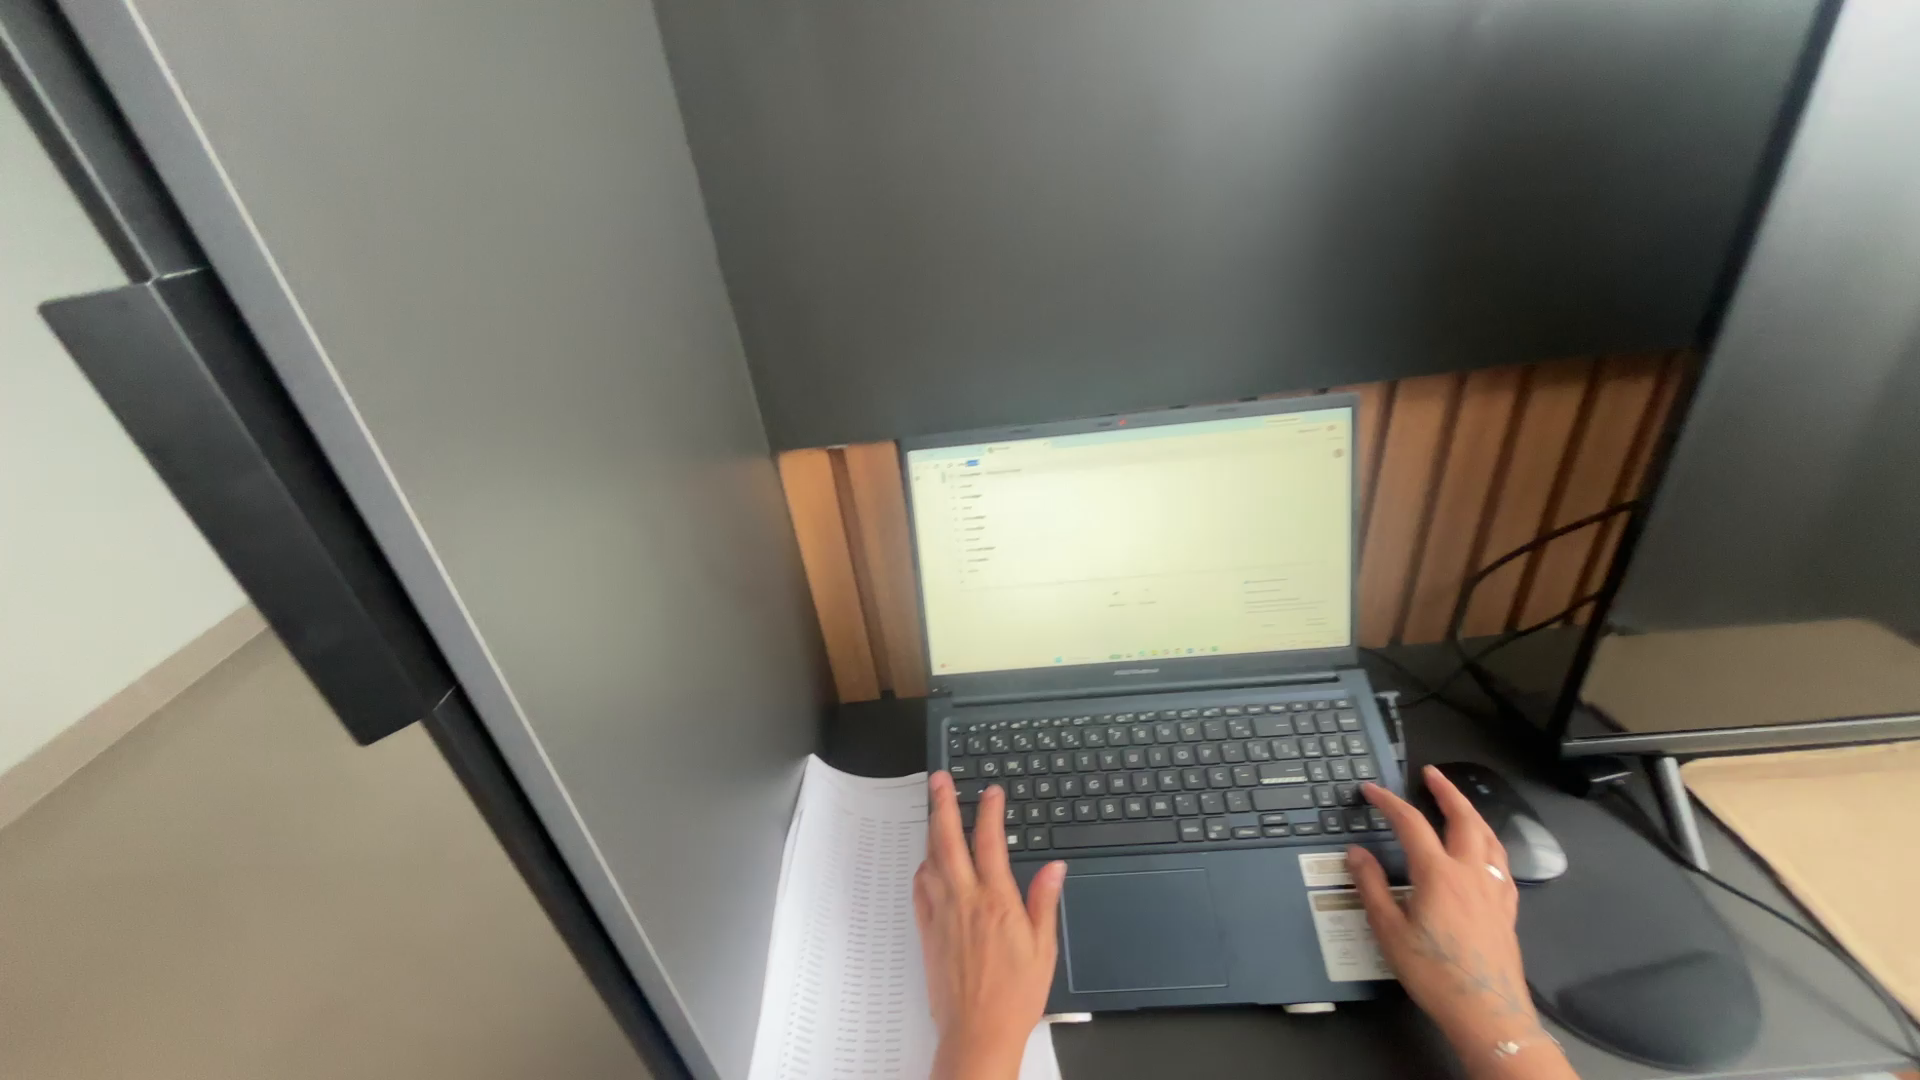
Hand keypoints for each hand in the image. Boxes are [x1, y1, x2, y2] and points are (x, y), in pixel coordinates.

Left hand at [914, 773, 1066, 1079]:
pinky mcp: (927, 930)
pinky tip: (928, 859)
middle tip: (940, 779)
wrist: (978, 1034)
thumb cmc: (1014, 995)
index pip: (991, 842)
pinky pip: (920, 888)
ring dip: (932, 828)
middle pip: (949, 839)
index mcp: (996, 901)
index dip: (990, 811)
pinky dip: (923, 866)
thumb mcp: (1043, 947)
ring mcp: (942, 912)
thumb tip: (1053, 867)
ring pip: (931, 858)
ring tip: (934, 807)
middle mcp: (965, 899)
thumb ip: (1044, 901)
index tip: (991, 791)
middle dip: (943, 804)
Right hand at [1346, 767, 1572, 1078]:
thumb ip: (1371, 885)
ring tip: (1460, 803)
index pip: (1411, 823)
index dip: (1389, 801)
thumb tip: (1357, 852)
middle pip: (1464, 819)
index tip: (1371, 790)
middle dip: (1447, 792)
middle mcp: (1471, 875)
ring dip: (1473, 813)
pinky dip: (1490, 844)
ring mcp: (1494, 892)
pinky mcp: (1507, 911)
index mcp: (1439, 875)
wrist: (1489, 1017)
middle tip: (1432, 774)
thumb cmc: (1435, 974)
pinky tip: (1485, 851)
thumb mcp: (1388, 929)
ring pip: (1490, 838)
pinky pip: (1502, 864)